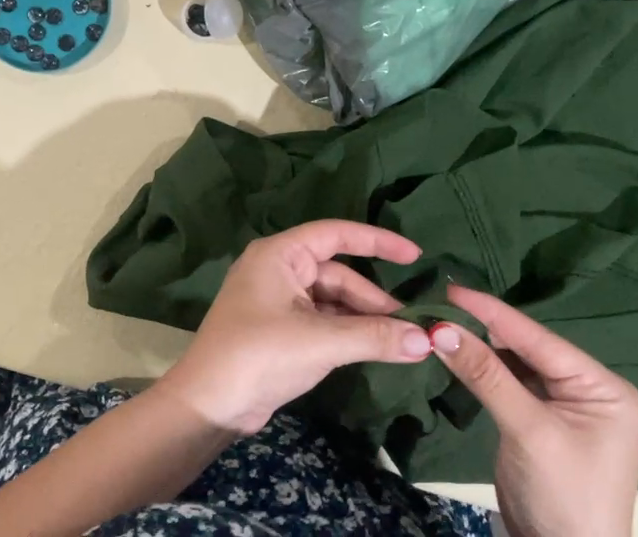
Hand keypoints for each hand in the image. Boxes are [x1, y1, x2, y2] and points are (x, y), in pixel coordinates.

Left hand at [154, 221, 432, 435]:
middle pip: (338, 273)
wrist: (210, 403)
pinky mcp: (281, 329)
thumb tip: (427, 339)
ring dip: (364, 318)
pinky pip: (323, 320)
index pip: (336, 234)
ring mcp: (278, 300)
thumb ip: (374, 337)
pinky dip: (349, 332)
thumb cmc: (259, 354)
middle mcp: (279, 269)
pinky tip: (377, 348)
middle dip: (374, 298)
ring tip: (404, 340)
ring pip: (333, 300)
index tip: (416, 255)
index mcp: (279, 254)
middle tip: (414, 324)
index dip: (377, 241)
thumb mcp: (320, 342)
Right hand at [430, 285, 637, 536]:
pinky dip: (479, 369)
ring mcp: (560, 405)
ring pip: (511, 362)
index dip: (491, 312)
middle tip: (435, 304)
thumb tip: (440, 328)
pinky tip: (454, 352)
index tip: (448, 286)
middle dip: (481, 327)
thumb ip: (486, 375)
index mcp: (601, 386)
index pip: (537, 337)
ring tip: (437, 321)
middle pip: (524, 346)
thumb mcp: (528, 431)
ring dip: (477, 346)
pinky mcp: (536, 421)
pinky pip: (505, 383)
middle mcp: (585, 388)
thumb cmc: (564, 494)